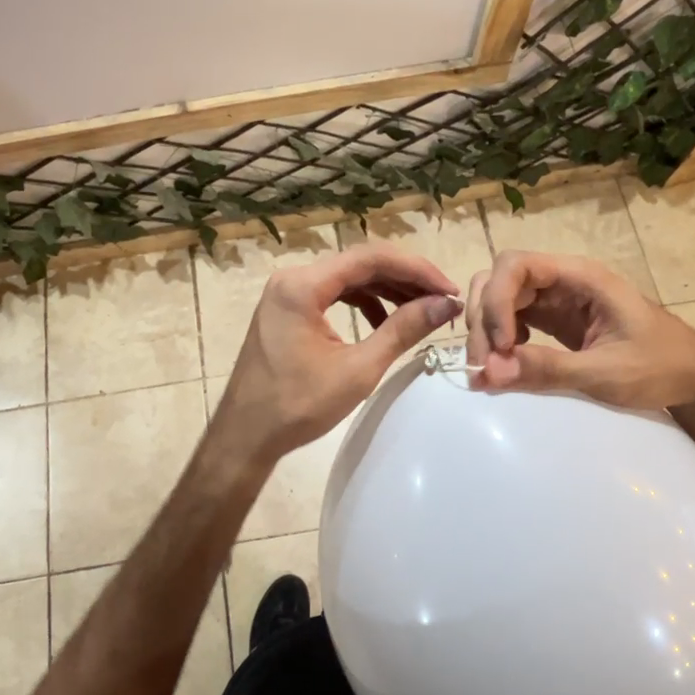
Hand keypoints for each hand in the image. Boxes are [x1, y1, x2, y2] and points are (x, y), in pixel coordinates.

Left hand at [213, 244, 461, 464]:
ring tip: (422, 311)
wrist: (245, 435)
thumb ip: (403, 330)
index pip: (370, 258)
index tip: (449, 290)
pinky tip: (386, 324)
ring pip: (349, 278)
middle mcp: (292, 278)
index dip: (416, 269)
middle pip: (360, 264)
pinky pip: (334, 294)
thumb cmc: (297, 406)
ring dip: (387, 291)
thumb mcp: (358, 369)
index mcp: (302, 285)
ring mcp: (287, 292)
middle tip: (443, 300)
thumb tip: (445, 305)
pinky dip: (364, 303)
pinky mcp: (288, 309)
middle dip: (405, 279)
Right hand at [465, 250, 694, 410]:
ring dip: (486, 329)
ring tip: (491, 368)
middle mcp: (562, 279)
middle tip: (484, 364)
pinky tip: (509, 362)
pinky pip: (511, 318)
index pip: (516, 265)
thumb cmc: (660, 368)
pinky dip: (498, 338)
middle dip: (484, 317)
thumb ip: (547, 370)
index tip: (499, 345)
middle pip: (499, 279)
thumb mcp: (605, 373)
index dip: (496, 300)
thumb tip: (489, 373)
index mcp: (581, 276)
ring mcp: (555, 298)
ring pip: (499, 298)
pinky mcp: (552, 320)